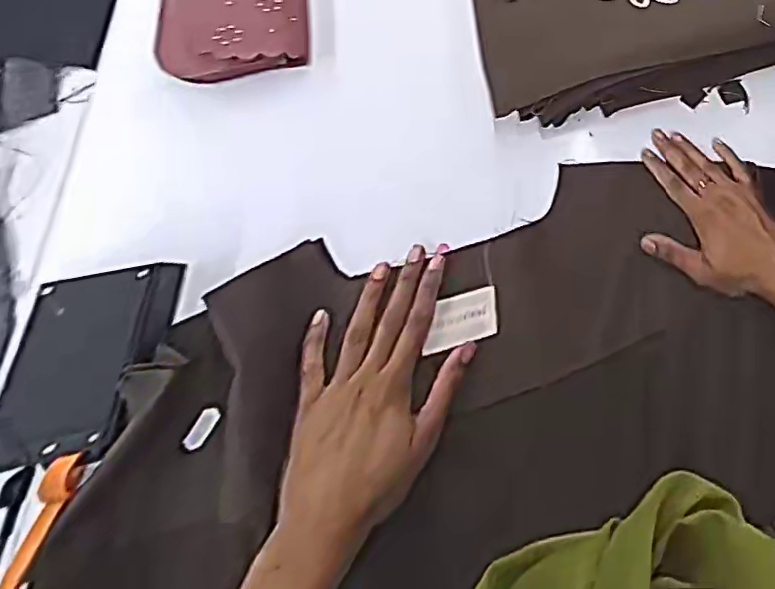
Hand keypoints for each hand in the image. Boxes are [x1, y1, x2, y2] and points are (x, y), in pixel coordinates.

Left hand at [244, 245, 474, 588]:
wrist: (323, 521)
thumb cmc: (375, 486)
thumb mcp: (424, 439)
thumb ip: (444, 390)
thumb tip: (463, 353)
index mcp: (393, 384)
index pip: (417, 324)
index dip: (429, 288)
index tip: (437, 263)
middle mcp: (365, 377)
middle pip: (391, 319)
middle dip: (407, 281)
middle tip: (416, 252)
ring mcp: (335, 388)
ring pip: (356, 331)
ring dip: (371, 297)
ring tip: (382, 269)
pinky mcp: (311, 404)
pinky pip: (313, 364)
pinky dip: (316, 338)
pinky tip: (320, 316)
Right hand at [638, 130, 774, 297]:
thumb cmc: (744, 270)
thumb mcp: (701, 269)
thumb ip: (672, 253)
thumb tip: (649, 242)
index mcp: (702, 214)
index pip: (673, 184)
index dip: (657, 168)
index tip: (647, 155)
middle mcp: (717, 197)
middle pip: (687, 167)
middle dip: (669, 150)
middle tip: (657, 135)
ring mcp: (735, 192)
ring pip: (707, 163)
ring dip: (691, 148)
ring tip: (677, 136)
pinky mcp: (750, 192)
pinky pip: (736, 166)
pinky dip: (726, 153)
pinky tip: (718, 144)